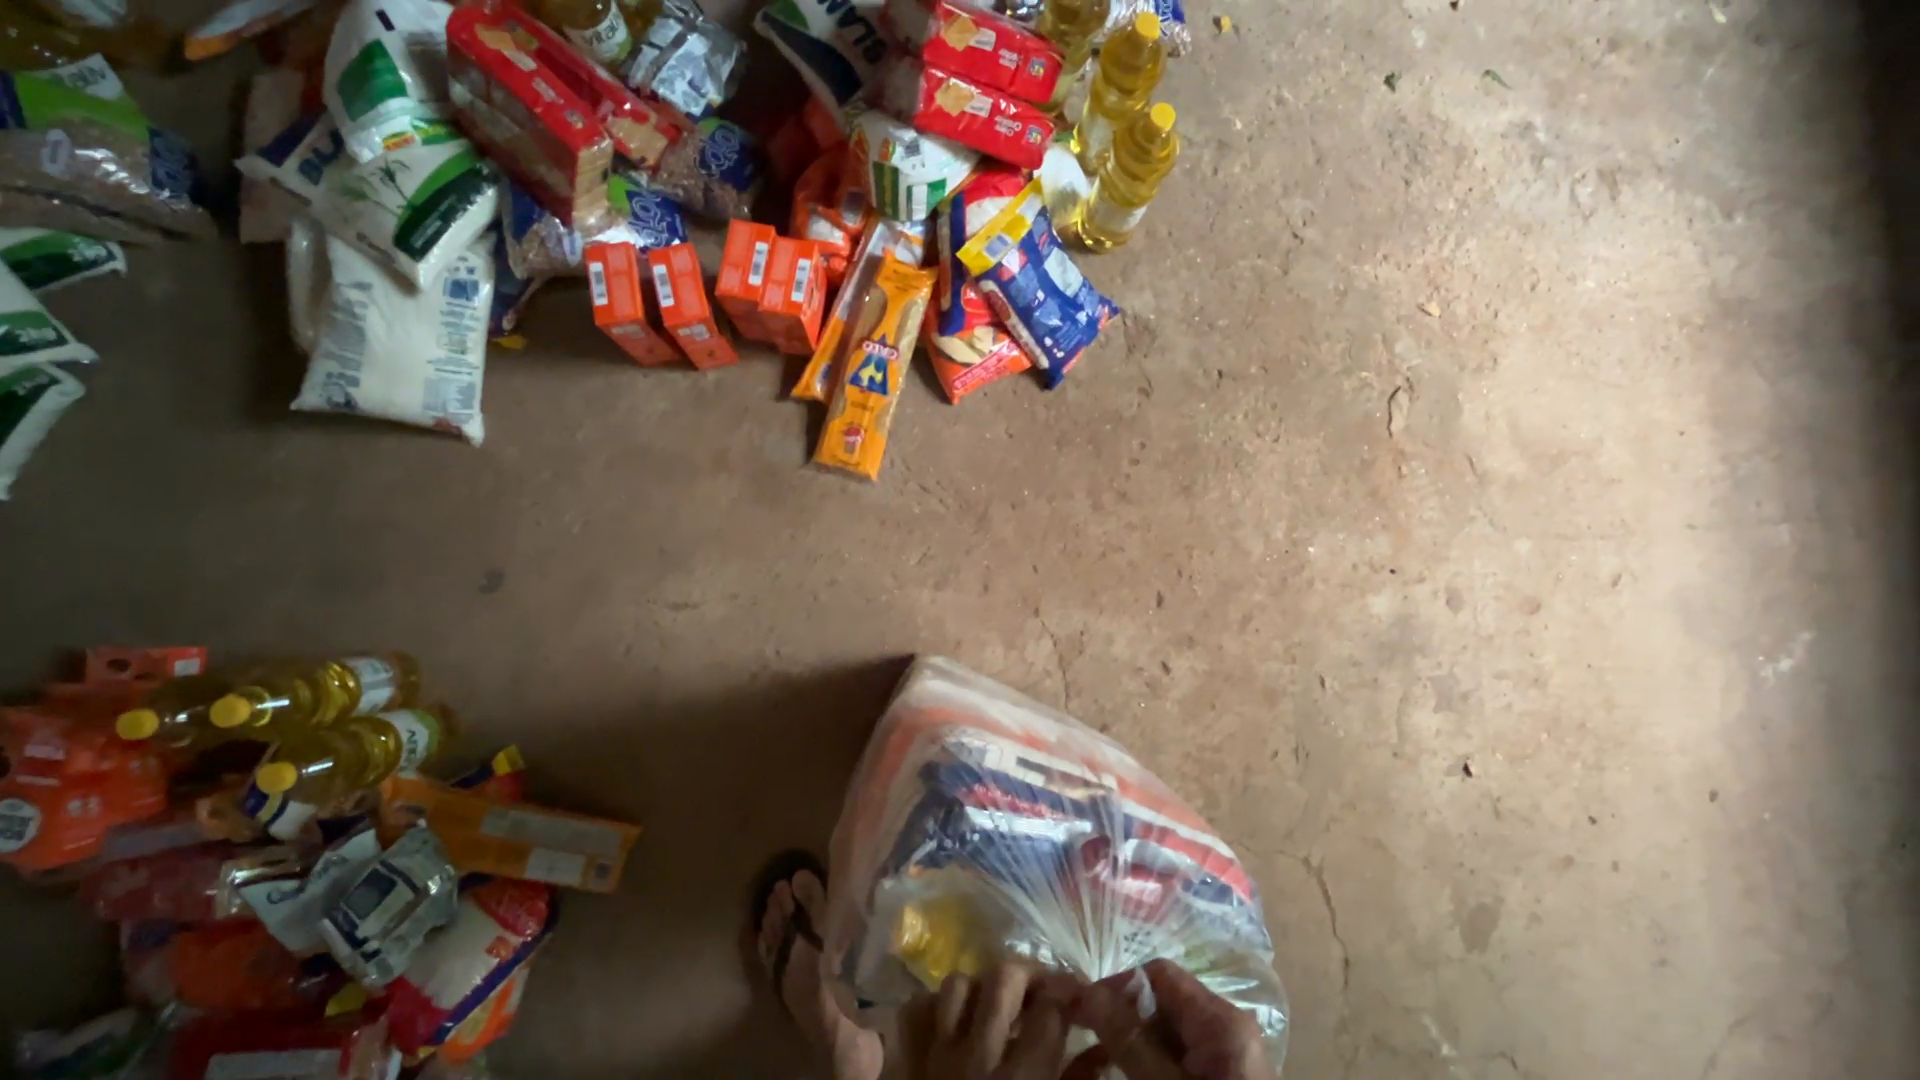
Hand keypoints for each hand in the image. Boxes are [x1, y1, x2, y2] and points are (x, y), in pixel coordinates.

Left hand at [899, 962, 1077, 1079]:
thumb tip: (1103, 1049)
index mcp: (1022, 1079)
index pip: (1050, 1008)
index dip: (1069, 992)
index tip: (1079, 995)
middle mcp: (977, 1056)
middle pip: (1003, 978)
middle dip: (1029, 976)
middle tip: (1042, 991)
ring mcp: (937, 1055)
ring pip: (957, 984)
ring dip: (981, 988)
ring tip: (996, 1005)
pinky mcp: (908, 1061)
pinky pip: (916, 1009)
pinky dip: (935, 1007)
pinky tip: (955, 1021)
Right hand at [1063, 959, 1272, 1079]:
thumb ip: (1128, 1038)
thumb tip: (1087, 990)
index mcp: (1220, 1021)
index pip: (1158, 975)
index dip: (1116, 986)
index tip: (1079, 1012)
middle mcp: (1227, 1031)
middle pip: (1160, 1006)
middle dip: (1117, 1020)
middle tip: (1078, 1040)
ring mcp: (1226, 1061)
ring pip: (1164, 1037)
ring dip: (1125, 1048)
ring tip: (1086, 1069)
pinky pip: (1176, 1063)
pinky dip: (1145, 1068)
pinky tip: (1116, 1078)